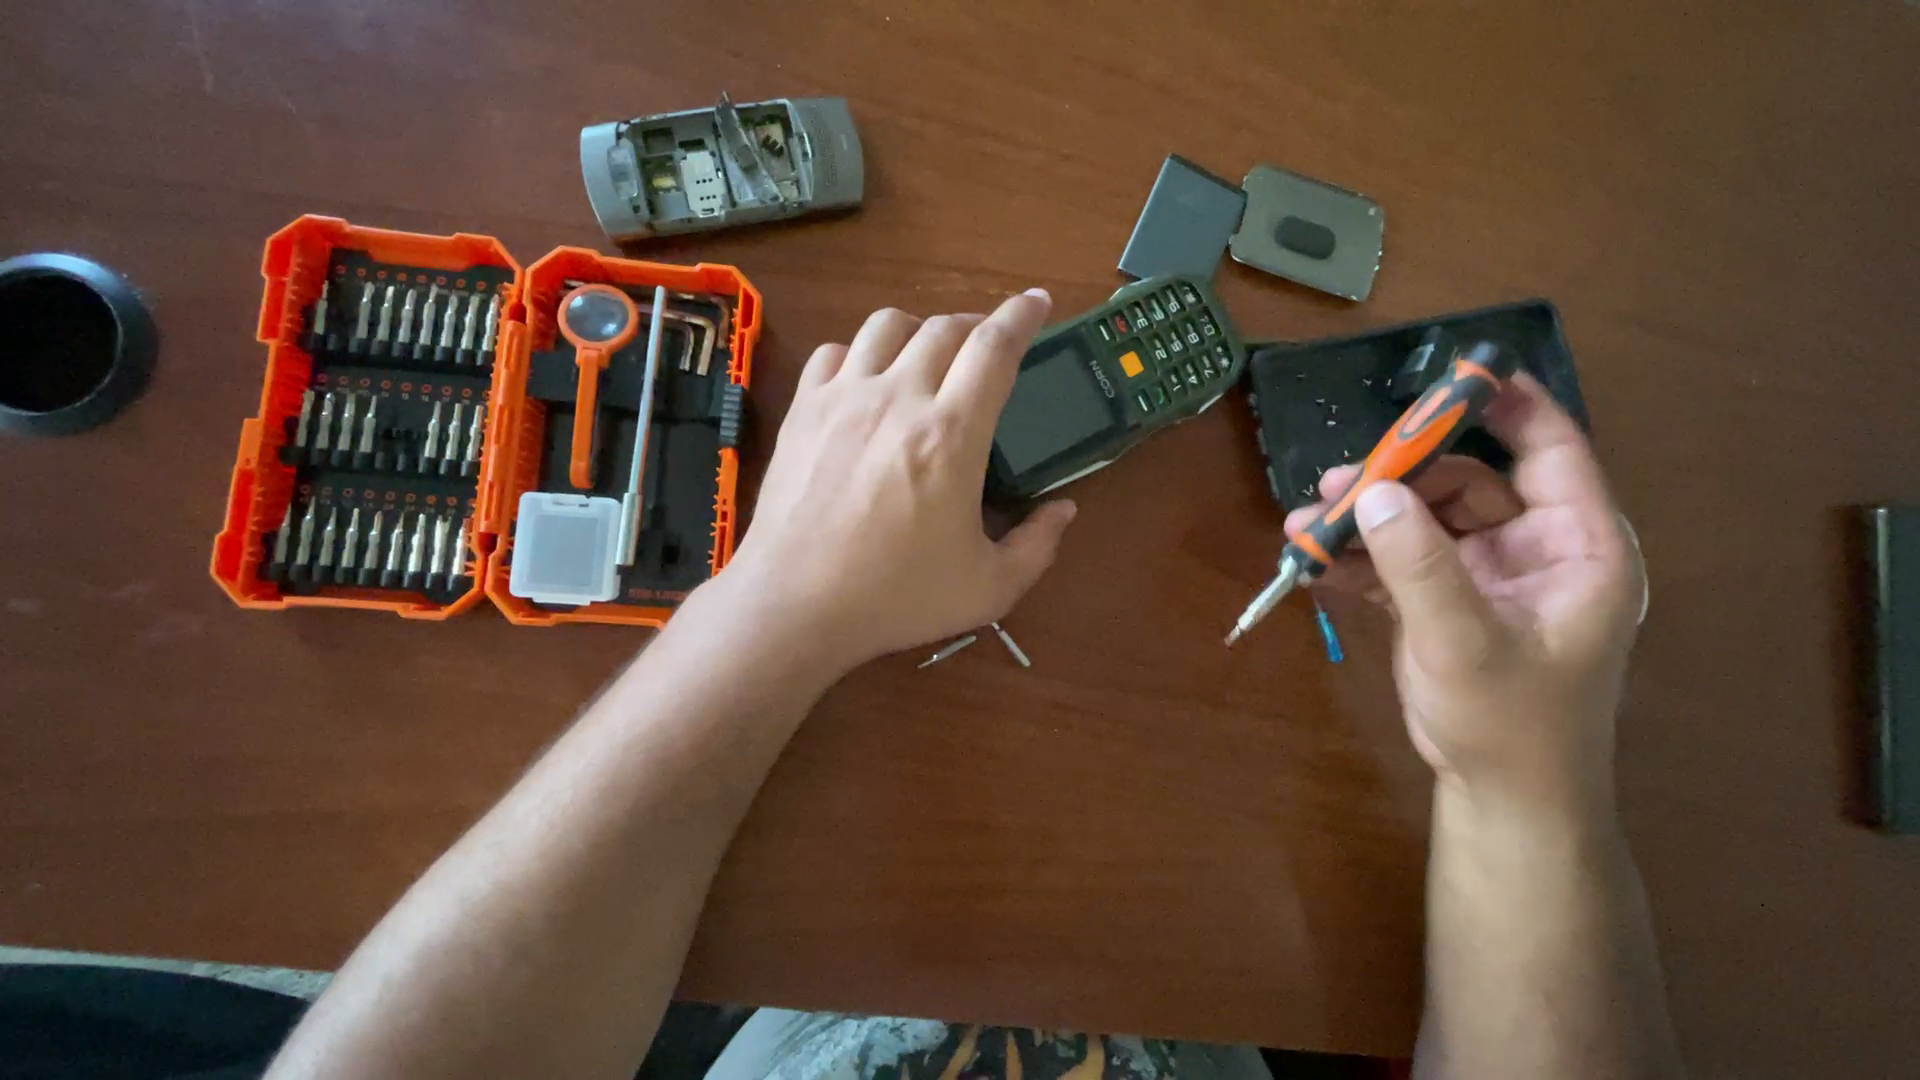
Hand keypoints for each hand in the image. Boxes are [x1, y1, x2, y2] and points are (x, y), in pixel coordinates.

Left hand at [717, 291, 1076, 671]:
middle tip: (988, 347)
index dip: (1022, 316)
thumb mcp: (988, 587)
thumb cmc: (895, 597)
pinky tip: (865, 380)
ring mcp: (844, 399)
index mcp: (951, 435)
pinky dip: (859, 353)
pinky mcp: (804, 411)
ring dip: (919, 330)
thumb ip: (1037, 545)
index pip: (994, 348)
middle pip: (945, 328)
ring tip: (927, 356)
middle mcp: (898, 398)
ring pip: (887, 326)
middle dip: (977, 325)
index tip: (1036, 302)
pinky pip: (834, 352)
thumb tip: (1063, 509)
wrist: (795, 604)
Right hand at [1285, 374, 1643, 812]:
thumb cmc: (1510, 720)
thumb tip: (1370, 493)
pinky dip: (1357, 558)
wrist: (1500, 794)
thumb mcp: (1464, 639)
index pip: (1552, 453)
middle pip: (1465, 484)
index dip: (1509, 408)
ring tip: (1305, 522)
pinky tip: (1311, 559)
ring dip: (1365, 520)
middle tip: (1338, 480)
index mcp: (1576, 547)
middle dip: (1398, 479)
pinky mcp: (1444, 601)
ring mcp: (1484, 576)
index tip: (1457, 374)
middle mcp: (1532, 550)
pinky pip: (1398, 560)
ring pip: (1421, 521)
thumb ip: (1418, 564)